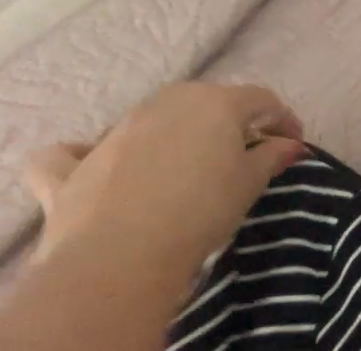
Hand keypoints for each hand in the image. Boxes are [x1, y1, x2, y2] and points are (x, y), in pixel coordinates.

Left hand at [22, 83, 306, 278]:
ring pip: (148, 121)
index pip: (263, 101)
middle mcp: (166, 105)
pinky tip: (89, 163)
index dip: (282, 120)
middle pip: (205, 104)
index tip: (293, 143)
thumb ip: (272, 155)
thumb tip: (286, 145)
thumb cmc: (201, 209)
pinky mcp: (69, 170)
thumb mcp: (252, 181)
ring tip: (180, 165)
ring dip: (168, 135)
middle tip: (242, 152)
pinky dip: (78, 156)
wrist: (118, 258)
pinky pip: (67, 155)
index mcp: (217, 102)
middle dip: (226, 123)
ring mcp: (113, 134)